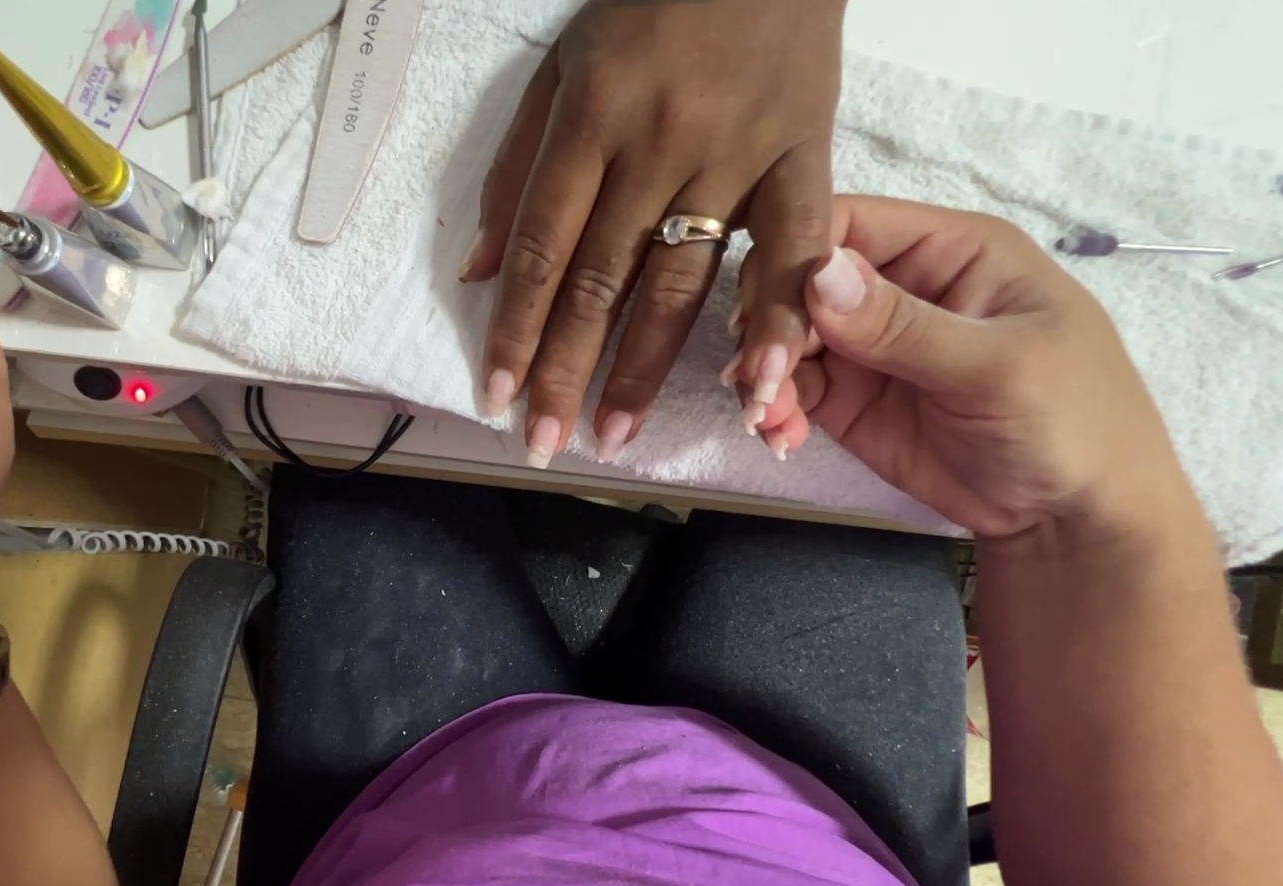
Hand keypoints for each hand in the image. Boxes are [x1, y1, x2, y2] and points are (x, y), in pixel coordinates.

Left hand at [463, 0, 844, 466]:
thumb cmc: (647, 1)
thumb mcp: (556, 69)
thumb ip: (515, 172)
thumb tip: (479, 272)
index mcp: (589, 120)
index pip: (540, 252)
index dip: (515, 331)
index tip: (497, 398)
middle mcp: (656, 147)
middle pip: (598, 282)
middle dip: (566, 372)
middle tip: (544, 444)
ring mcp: (733, 155)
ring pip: (679, 282)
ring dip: (644, 370)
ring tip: (612, 438)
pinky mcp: (803, 154)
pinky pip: (792, 246)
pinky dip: (778, 315)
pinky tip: (758, 384)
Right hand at [766, 196, 1189, 539]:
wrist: (1062, 513)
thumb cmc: (1066, 419)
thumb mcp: (994, 366)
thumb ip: (903, 324)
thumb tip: (818, 275)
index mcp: (945, 252)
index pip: (844, 226)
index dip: (792, 261)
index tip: (763, 317)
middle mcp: (894, 288)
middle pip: (797, 283)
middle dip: (768, 331)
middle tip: (758, 380)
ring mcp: (864, 346)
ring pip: (782, 340)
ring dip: (763, 378)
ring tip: (768, 420)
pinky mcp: (843, 397)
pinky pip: (787, 390)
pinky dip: (773, 412)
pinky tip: (781, 438)